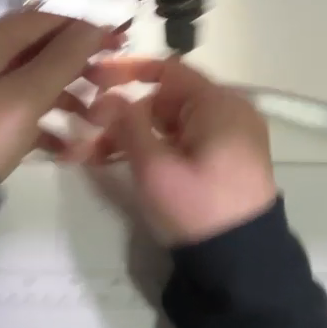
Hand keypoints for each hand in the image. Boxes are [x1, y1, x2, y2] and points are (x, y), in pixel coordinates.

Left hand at [0, 12, 123, 186]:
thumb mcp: (29, 93)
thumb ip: (64, 57)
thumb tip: (95, 26)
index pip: (45, 21)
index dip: (84, 30)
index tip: (120, 45)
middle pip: (40, 50)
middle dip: (77, 67)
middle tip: (110, 85)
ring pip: (34, 82)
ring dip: (67, 98)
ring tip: (94, 120)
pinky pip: (22, 111)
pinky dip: (46, 125)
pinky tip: (68, 148)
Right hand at [63, 57, 277, 245]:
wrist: (240, 258)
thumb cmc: (196, 207)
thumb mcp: (154, 167)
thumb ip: (127, 125)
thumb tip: (106, 97)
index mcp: (218, 104)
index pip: (167, 70)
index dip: (126, 71)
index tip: (91, 78)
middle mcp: (229, 110)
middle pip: (166, 97)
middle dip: (124, 112)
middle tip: (86, 133)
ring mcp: (229, 135)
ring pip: (170, 120)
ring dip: (132, 132)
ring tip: (96, 155)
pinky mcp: (224, 157)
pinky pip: (182, 138)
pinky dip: (153, 144)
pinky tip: (122, 161)